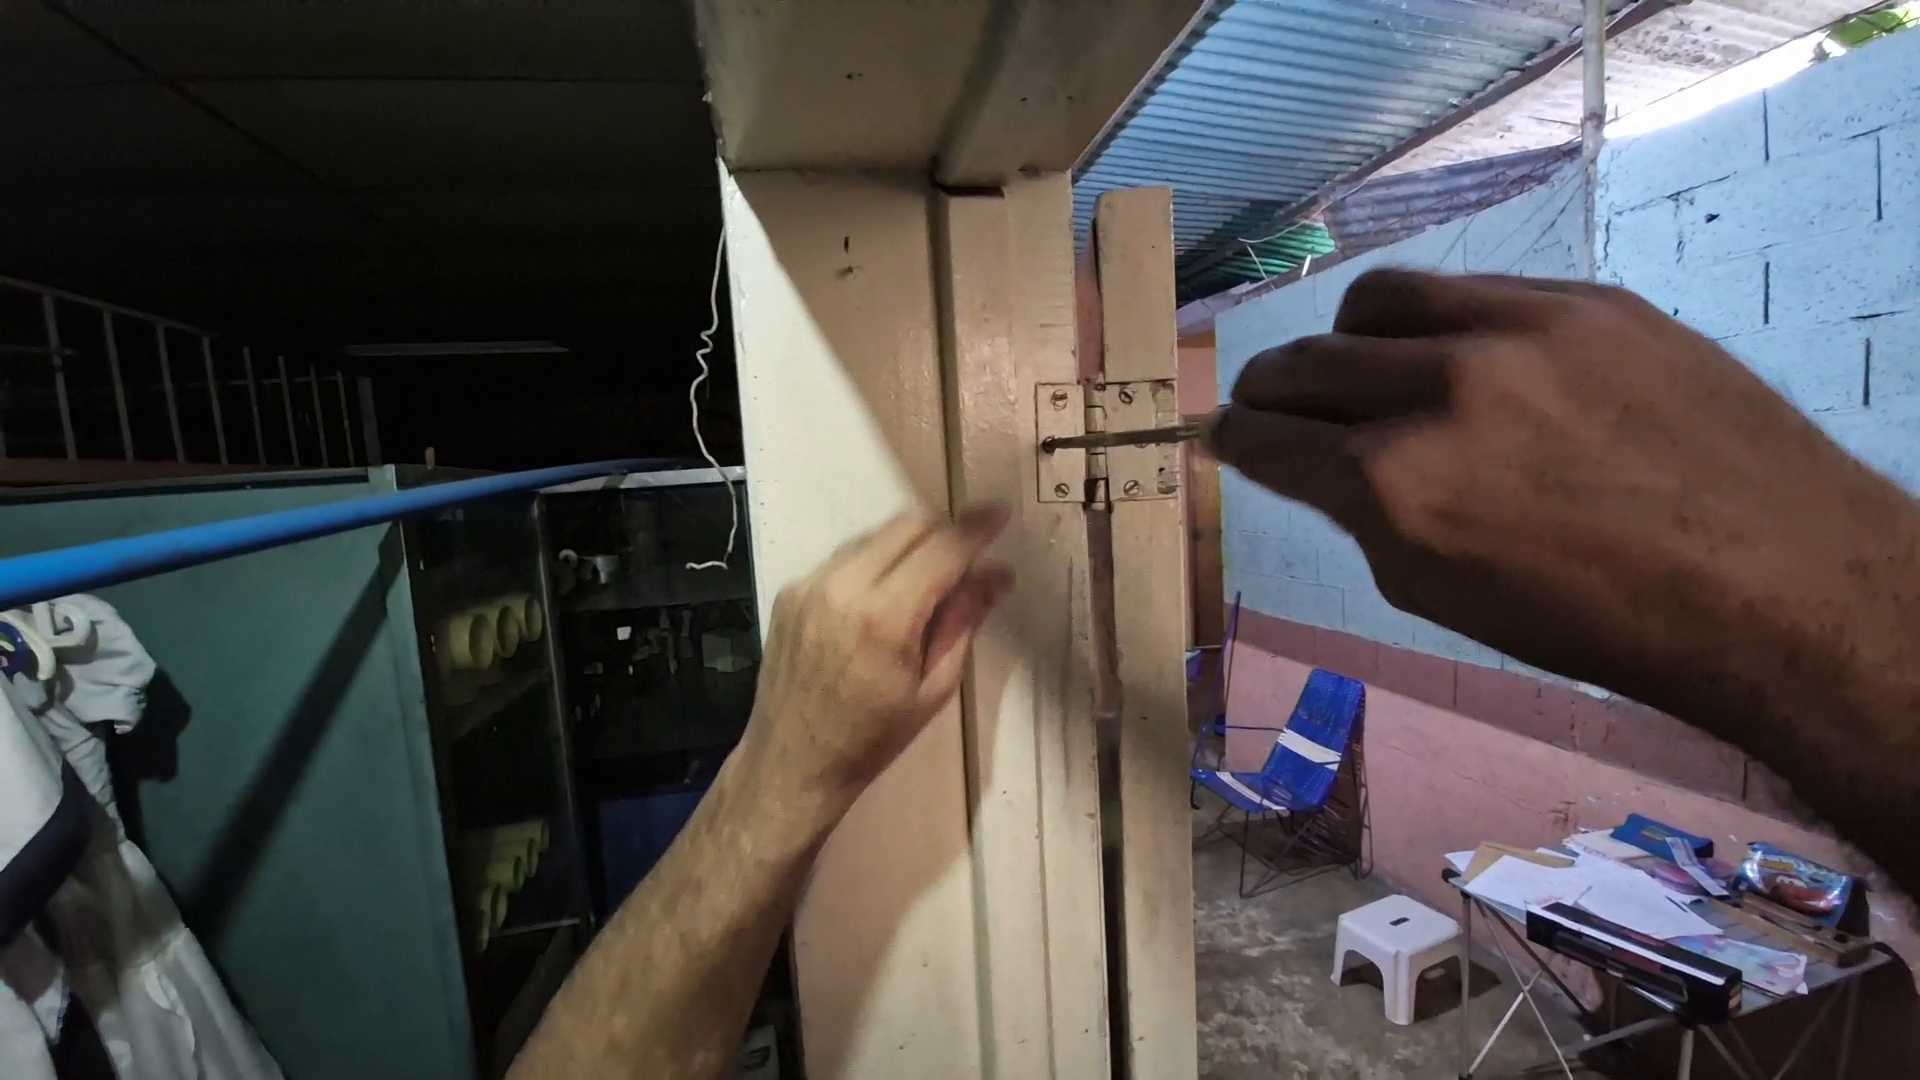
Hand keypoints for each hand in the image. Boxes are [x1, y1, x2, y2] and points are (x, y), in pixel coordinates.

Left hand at [743, 507, 1012, 806]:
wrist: (791, 763)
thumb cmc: (873, 737)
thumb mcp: (934, 689)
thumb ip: (964, 621)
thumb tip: (998, 574)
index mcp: (884, 617)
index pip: (941, 548)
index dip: (976, 528)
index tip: (999, 514)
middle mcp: (842, 585)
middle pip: (907, 525)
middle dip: (944, 530)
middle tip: (968, 555)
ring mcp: (809, 583)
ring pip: (875, 535)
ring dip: (909, 545)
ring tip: (926, 581)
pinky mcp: (791, 589)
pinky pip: (845, 556)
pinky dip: (875, 562)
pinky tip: (883, 596)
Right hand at [1203, 269, 1918, 723]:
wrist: (1773, 586)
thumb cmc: (1574, 617)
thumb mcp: (1422, 585)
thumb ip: (1349, 509)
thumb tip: (1301, 458)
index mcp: (1391, 484)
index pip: (1265, 438)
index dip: (1227, 439)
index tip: (1218, 435)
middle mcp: (1438, 393)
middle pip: (1298, 364)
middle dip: (1262, 392)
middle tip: (1265, 407)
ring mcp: (1517, 332)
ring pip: (1370, 300)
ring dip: (1339, 340)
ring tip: (1358, 370)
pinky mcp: (1587, 302)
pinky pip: (1465, 290)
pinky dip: (1428, 326)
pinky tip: (1451, 358)